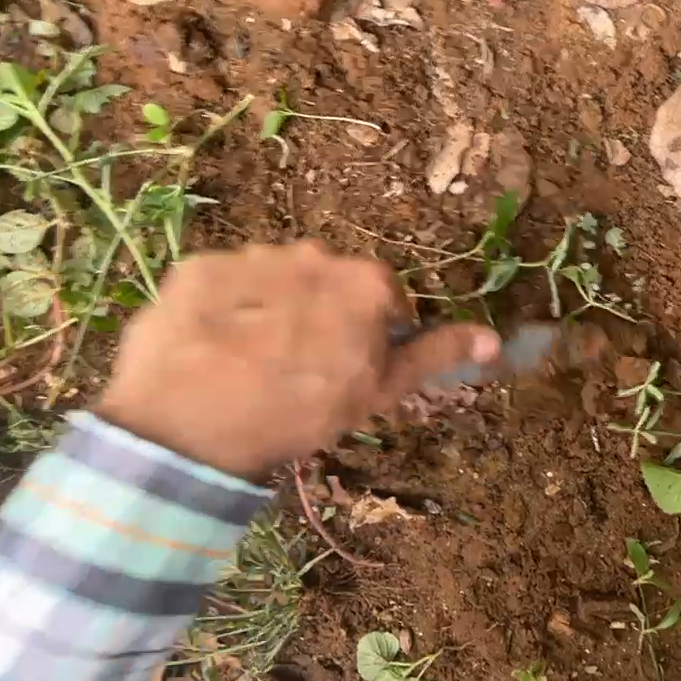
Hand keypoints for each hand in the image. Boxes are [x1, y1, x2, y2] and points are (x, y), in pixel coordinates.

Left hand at [95, 241, 498, 478]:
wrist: (187, 427)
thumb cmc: (301, 409)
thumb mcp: (380, 390)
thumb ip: (436, 354)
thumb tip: (493, 337)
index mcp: (365, 281)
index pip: (384, 298)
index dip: (373, 334)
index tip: (352, 366)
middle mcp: (313, 253)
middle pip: (330, 283)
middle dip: (324, 314)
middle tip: (301, 366)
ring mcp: (251, 256)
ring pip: (277, 280)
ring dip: (274, 308)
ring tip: (250, 361)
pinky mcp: (196, 267)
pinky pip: (225, 285)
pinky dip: (225, 309)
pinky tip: (214, 348)